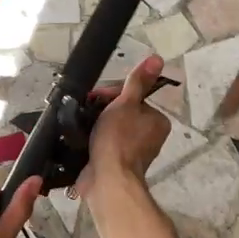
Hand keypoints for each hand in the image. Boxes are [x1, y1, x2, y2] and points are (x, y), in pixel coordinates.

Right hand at [81, 54, 171, 189]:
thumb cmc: (118, 138)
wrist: (107, 179)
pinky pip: (104, 144)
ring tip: (80, 124)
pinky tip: (81, 138)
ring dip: (96, 125)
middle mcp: (149, 136)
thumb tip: (158, 58)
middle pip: (121, 112)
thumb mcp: (125, 103)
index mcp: (157, 120)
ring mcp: (133, 152)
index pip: (132, 97)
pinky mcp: (117, 164)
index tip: (93, 98)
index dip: (110, 94)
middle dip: (102, 110)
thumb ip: (137, 81)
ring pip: (111, 128)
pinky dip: (94, 140)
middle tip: (84, 111)